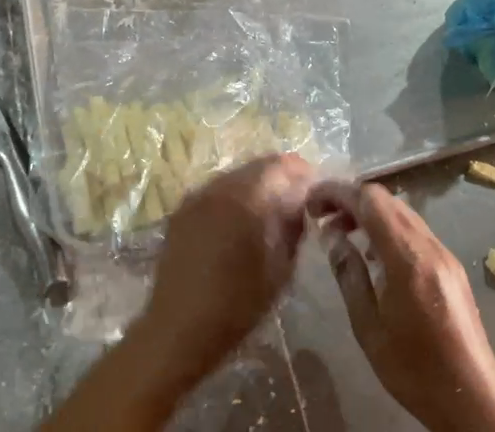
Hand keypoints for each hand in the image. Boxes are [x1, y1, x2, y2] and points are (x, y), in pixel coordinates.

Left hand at [43, 154, 318, 431]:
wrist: (179, 328)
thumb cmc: (238, 305)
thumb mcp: (280, 269)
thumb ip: (293, 227)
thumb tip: (300, 204)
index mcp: (247, 199)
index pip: (281, 166)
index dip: (301, 172)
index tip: (314, 186)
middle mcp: (219, 188)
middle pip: (256, 166)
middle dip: (279, 176)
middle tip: (296, 197)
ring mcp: (196, 197)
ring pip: (234, 176)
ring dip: (256, 185)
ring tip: (270, 210)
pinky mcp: (181, 211)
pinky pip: (215, 191)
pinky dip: (233, 196)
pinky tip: (240, 221)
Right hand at [314, 183, 494, 431]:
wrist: (472, 398)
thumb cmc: (413, 368)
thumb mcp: (368, 326)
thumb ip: (349, 274)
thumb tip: (332, 235)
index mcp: (408, 258)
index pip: (370, 200)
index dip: (338, 192)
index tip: (312, 200)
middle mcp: (430, 246)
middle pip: (387, 200)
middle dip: (351, 199)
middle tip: (321, 215)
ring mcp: (445, 254)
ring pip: (402, 213)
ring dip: (370, 212)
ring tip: (341, 232)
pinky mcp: (451, 267)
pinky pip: (415, 230)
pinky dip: (388, 228)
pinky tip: (372, 253)